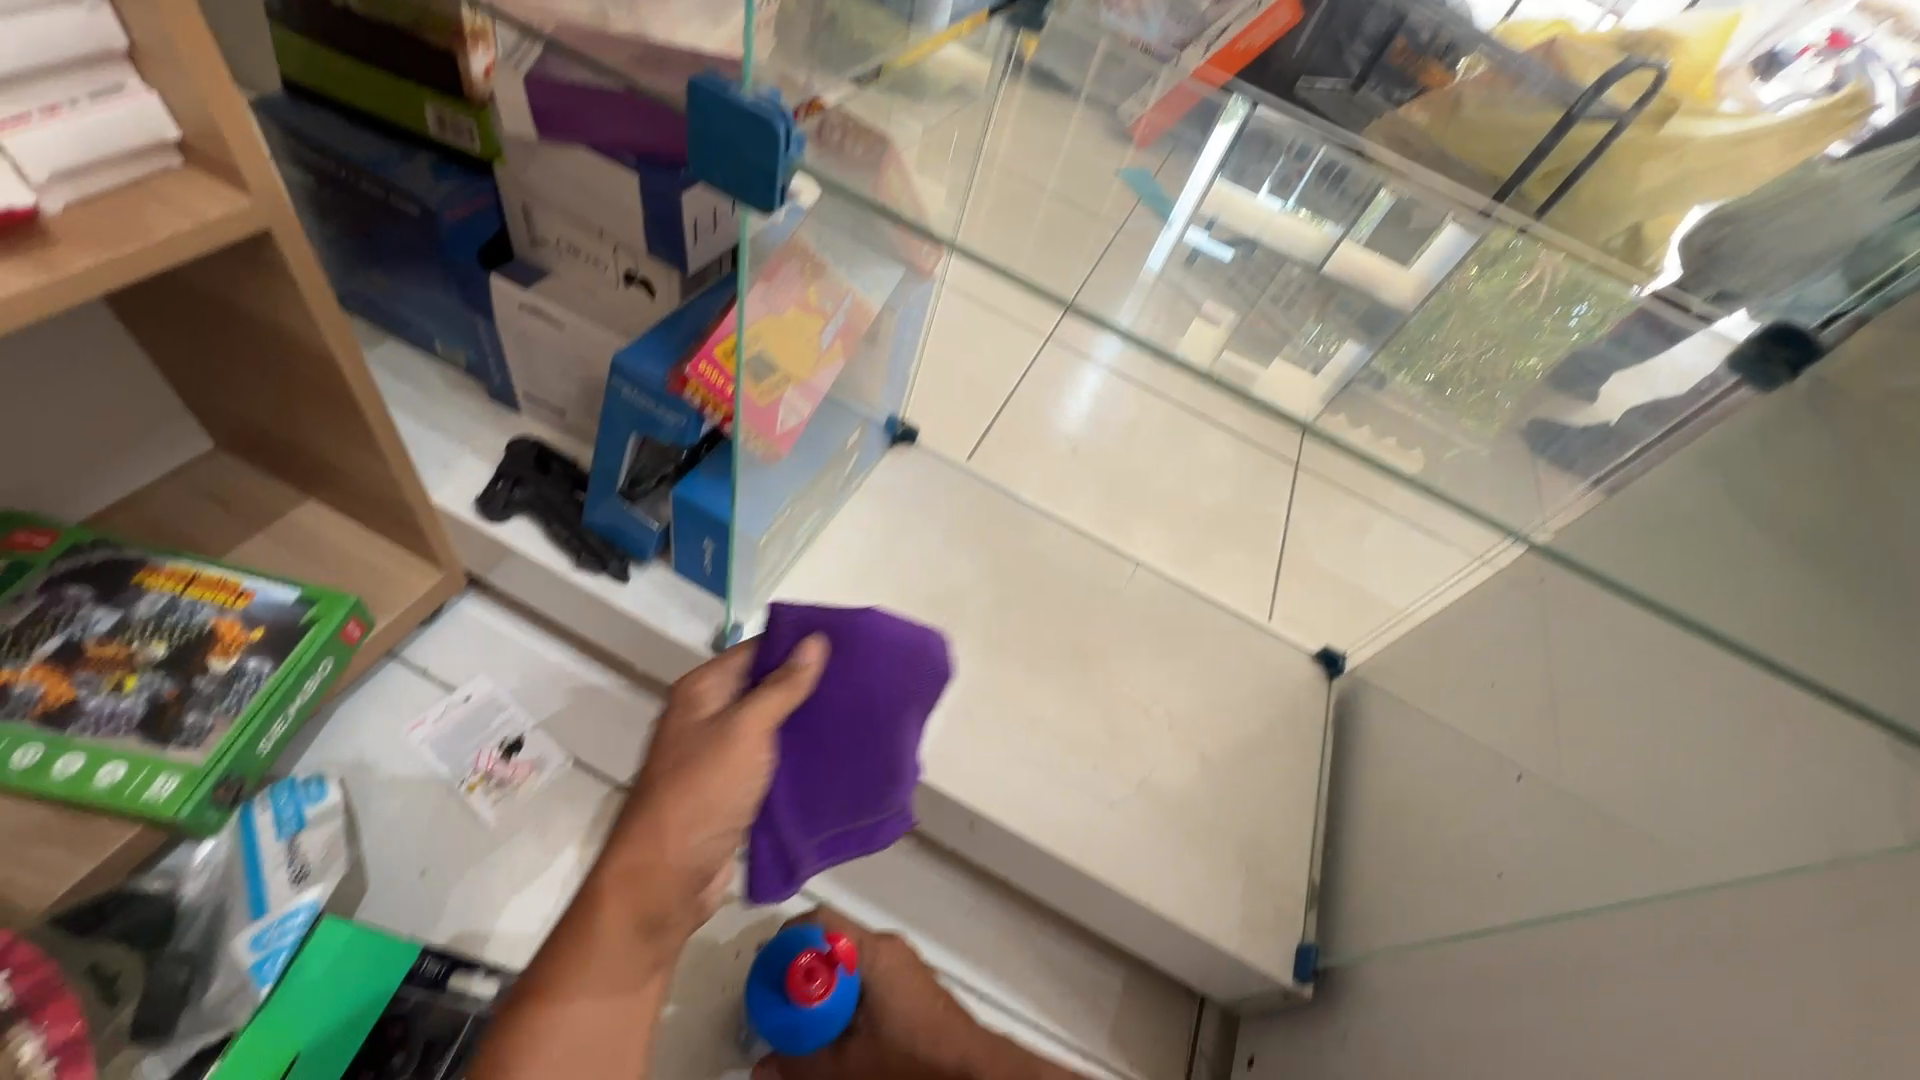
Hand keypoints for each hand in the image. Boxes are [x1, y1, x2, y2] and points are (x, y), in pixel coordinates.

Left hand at [596, 635, 829, 957]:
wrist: (667, 878)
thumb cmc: (703, 792)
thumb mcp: (746, 729)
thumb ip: (782, 686)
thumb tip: (815, 640)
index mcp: (703, 690)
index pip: (756, 650)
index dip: (797, 645)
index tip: (847, 643)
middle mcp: (708, 716)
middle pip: (764, 688)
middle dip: (808, 685)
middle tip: (860, 680)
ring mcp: (719, 755)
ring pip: (771, 727)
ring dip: (806, 723)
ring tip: (857, 712)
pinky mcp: (733, 790)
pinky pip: (771, 762)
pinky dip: (798, 757)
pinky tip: (835, 754)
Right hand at [751, 909, 990, 1079]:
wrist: (971, 1072)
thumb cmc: (909, 1060)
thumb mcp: (846, 1067)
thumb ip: (799, 1062)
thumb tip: (761, 1065)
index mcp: (871, 952)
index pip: (818, 921)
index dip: (784, 944)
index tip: (763, 978)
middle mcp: (886, 946)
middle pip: (829, 942)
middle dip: (798, 972)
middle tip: (776, 1007)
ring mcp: (901, 963)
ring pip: (846, 962)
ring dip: (821, 989)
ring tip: (800, 1024)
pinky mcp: (909, 983)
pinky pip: (864, 977)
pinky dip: (842, 997)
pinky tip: (833, 1030)